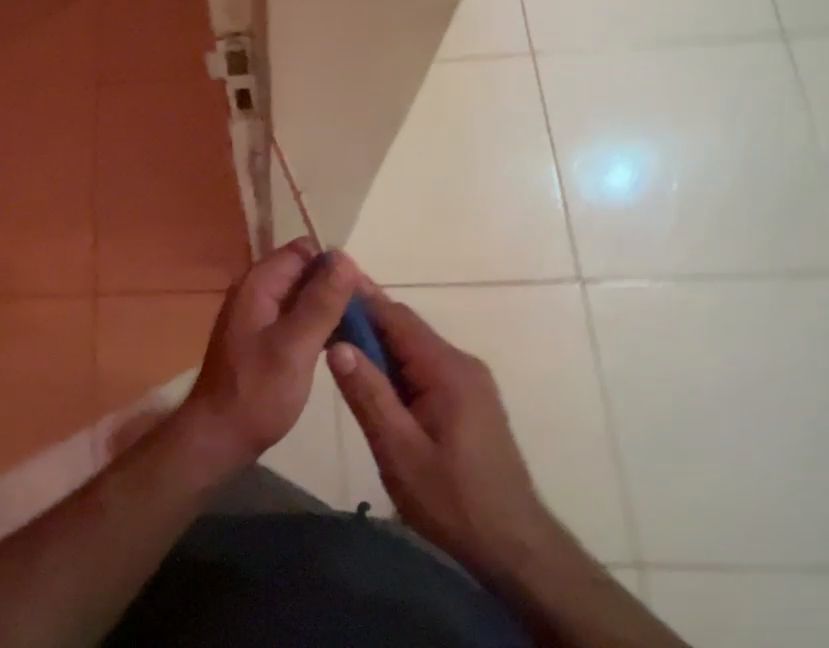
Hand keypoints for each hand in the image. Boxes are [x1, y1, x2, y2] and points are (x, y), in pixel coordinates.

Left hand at [173, 239, 356, 471]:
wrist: (219, 435)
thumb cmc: (257, 391)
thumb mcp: (295, 345)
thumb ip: (320, 302)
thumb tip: (345, 257)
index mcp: (258, 284)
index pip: (302, 251)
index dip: (335, 265)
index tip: (364, 291)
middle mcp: (255, 292)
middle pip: (304, 272)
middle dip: (336, 286)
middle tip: (370, 315)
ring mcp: (258, 316)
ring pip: (303, 296)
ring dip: (331, 307)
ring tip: (364, 330)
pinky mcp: (265, 339)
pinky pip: (297, 318)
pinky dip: (319, 325)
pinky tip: (343, 344)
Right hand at [328, 291, 560, 577]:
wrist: (513, 545)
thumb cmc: (452, 499)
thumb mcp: (399, 450)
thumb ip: (368, 394)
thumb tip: (337, 344)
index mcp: (446, 370)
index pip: (395, 316)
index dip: (357, 298)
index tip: (320, 285)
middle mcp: (461, 364)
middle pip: (404, 327)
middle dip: (361, 319)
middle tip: (315, 315)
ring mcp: (468, 382)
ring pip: (412, 348)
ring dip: (375, 343)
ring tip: (330, 340)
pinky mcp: (467, 401)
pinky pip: (422, 368)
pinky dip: (392, 364)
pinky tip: (366, 376)